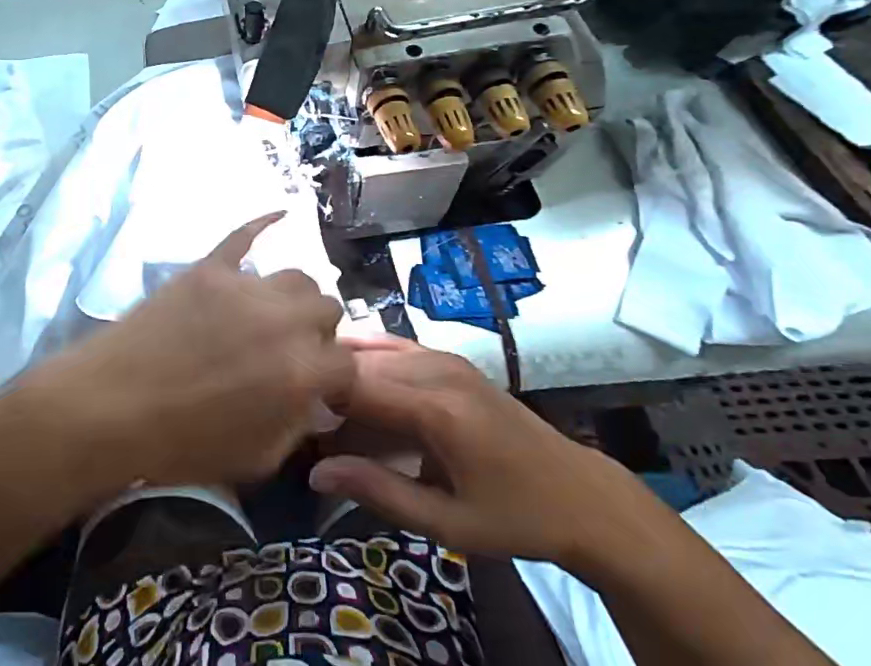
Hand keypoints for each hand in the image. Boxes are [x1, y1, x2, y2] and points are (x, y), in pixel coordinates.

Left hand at [17, 212, 353, 487]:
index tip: (320, 389)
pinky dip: (264, 224)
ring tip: (272, 316)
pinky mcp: (209, 269)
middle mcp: (284, 321)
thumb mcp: (257, 459)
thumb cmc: (182, 445)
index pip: (347, 363)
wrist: (111, 407)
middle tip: (292, 352)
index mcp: (302, 373)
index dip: (336, 379)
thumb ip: (298, 426)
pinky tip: (281, 214)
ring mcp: (245, 287)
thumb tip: (315, 401)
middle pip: (327, 309)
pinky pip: (244, 235)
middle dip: (318, 333)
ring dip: (294, 298)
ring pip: (296, 276)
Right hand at [308, 338, 671, 574]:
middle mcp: (437, 370)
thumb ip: (380, 492)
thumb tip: (315, 472)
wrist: (581, 495)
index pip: (354, 387)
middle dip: (324, 385)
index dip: (315, 399)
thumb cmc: (515, 517)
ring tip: (315, 399)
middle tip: (299, 418)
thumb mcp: (448, 523)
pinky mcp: (450, 359)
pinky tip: (345, 370)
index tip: (289, 423)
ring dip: (341, 371)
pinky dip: (365, 356)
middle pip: (358, 364)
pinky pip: (394, 347)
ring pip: (372, 350)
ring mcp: (445, 358)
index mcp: (436, 409)